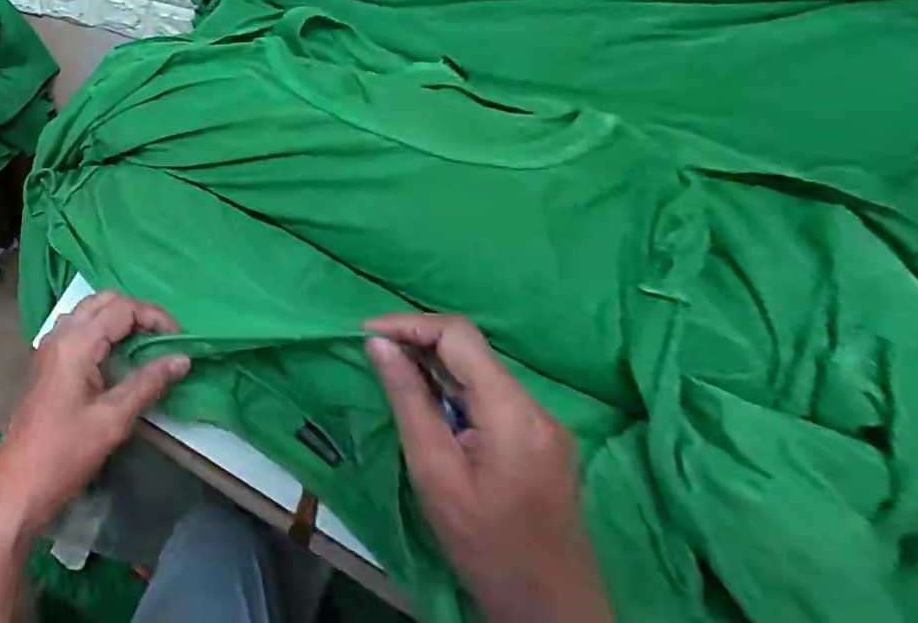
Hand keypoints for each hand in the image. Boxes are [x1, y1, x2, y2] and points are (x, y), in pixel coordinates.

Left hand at [0, 291, 190, 535]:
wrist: (17, 486)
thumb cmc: (65, 454)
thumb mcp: (113, 419)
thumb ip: (148, 382)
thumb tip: (182, 358)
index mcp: (76, 342)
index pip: (123, 308)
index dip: (155, 316)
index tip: (181, 338)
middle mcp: (61, 334)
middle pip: (105, 301)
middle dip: (139, 312)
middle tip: (166, 337)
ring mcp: (51, 346)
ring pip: (91, 311)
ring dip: (120, 317)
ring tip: (148, 343)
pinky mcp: (48, 361)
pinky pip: (80, 328)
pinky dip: (104, 329)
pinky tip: (119, 354)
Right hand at [365, 314, 611, 622]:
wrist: (551, 612)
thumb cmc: (484, 544)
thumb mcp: (433, 470)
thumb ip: (408, 399)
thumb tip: (378, 343)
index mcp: (514, 411)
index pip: (459, 335)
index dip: (409, 324)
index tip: (367, 332)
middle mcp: (536, 407)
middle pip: (471, 349)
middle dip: (418, 343)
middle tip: (374, 355)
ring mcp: (544, 424)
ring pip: (480, 370)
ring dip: (434, 367)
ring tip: (395, 379)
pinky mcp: (542, 440)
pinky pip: (491, 395)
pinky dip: (455, 390)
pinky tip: (430, 408)